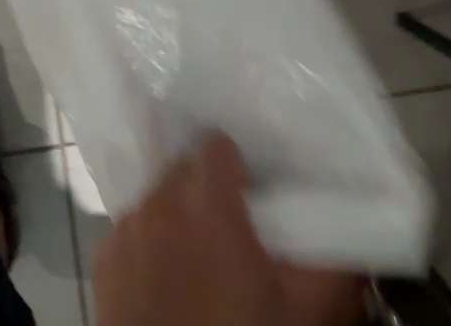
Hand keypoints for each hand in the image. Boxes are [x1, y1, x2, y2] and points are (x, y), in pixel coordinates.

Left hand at [92, 132, 365, 325]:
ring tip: (200, 255)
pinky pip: (130, 229)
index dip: (236, 161)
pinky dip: (148, 242)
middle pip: (183, 168)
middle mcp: (158, 200)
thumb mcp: (304, 307)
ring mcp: (123, 227)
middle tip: (231, 226)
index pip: (216, 143)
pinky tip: (167, 276)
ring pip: (155, 198)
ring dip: (176, 214)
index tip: (253, 187)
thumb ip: (331, 260)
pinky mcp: (102, 258)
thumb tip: (348, 226)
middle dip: (206, 188)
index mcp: (207, 201)